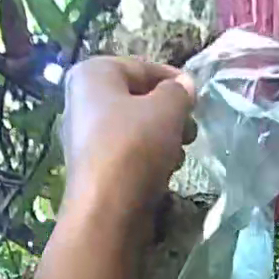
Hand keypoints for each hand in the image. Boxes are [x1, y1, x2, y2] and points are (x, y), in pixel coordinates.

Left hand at [60, 56, 194, 215]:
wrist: (107, 211)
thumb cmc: (134, 147)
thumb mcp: (167, 108)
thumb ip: (179, 92)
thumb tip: (185, 87)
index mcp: (92, 74)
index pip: (142, 67)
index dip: (174, 80)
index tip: (197, 98)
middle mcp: (81, 104)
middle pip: (137, 102)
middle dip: (168, 115)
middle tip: (190, 132)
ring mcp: (85, 142)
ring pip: (134, 132)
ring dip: (161, 141)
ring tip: (179, 156)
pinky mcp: (94, 174)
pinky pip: (127, 158)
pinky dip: (147, 163)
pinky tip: (163, 175)